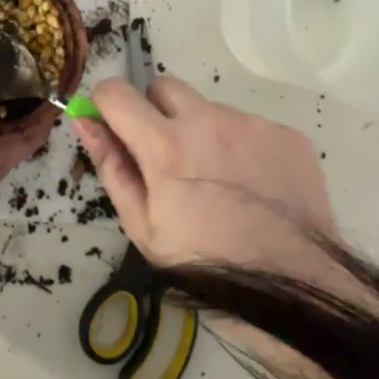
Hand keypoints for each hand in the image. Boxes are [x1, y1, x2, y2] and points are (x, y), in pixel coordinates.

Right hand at [71, 76, 336, 275]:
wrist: (294, 291)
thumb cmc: (204, 263)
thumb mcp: (143, 226)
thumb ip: (111, 166)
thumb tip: (84, 121)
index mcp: (164, 145)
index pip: (116, 92)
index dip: (107, 105)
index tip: (112, 126)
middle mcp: (207, 120)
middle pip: (163, 87)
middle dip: (155, 112)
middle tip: (166, 157)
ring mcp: (251, 124)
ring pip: (209, 109)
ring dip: (203, 133)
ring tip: (220, 183)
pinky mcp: (286, 134)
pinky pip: (249, 127)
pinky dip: (242, 147)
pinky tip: (252, 186)